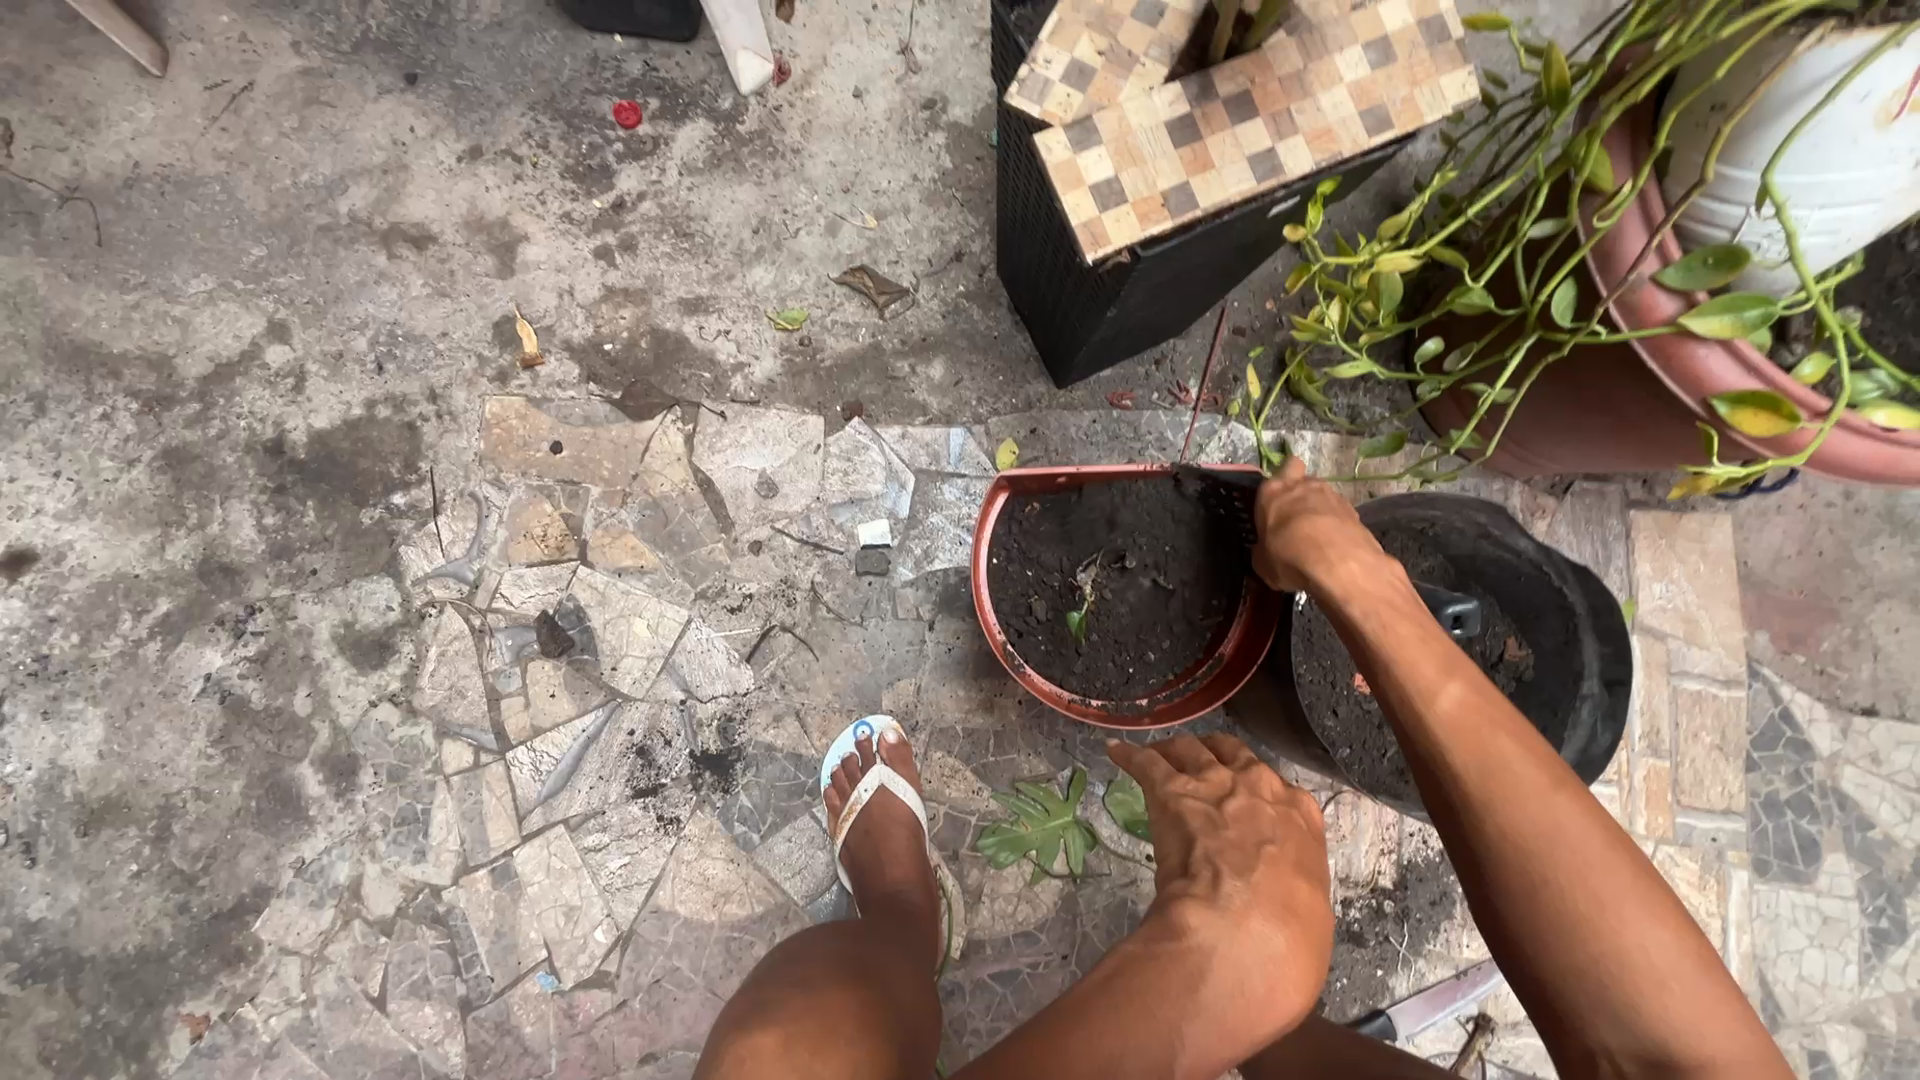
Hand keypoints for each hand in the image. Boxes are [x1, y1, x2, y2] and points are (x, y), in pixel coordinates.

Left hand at [1107, 733, 1332, 1048]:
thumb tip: (1278, 895)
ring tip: (1159, 755)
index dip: (1258, 790)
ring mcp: (1212, 783)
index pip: (1280, 789)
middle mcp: (1258, 786)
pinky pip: (1146, 761)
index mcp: (1300, 817)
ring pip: (1190, 749)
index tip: (1245, 799)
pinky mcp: (1169, 789)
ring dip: (1174, 750)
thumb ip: (1293, 886)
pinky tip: (1116, 752)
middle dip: (1216, 755)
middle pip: (1233, 754)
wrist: (1240, 931)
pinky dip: (1129, 755)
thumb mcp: (1312, 913)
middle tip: (1198, 764)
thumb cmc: (1286, 939)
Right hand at [1252, 456, 1383, 591]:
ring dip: (1317, 505)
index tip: (1270, 509)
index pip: (1269, 478)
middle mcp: (1301, 485)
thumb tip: (1264, 551)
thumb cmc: (1288, 556)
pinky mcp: (1353, 509)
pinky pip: (1338, 510)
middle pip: (1296, 470)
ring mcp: (1330, 494)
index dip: (1271, 492)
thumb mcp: (1262, 562)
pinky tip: (1333, 542)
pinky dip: (1335, 521)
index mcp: (1272, 492)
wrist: (1338, 563)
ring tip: (1316, 533)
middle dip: (1295, 484)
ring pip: (1320, 491)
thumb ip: (1262, 549)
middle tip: (1292, 509)